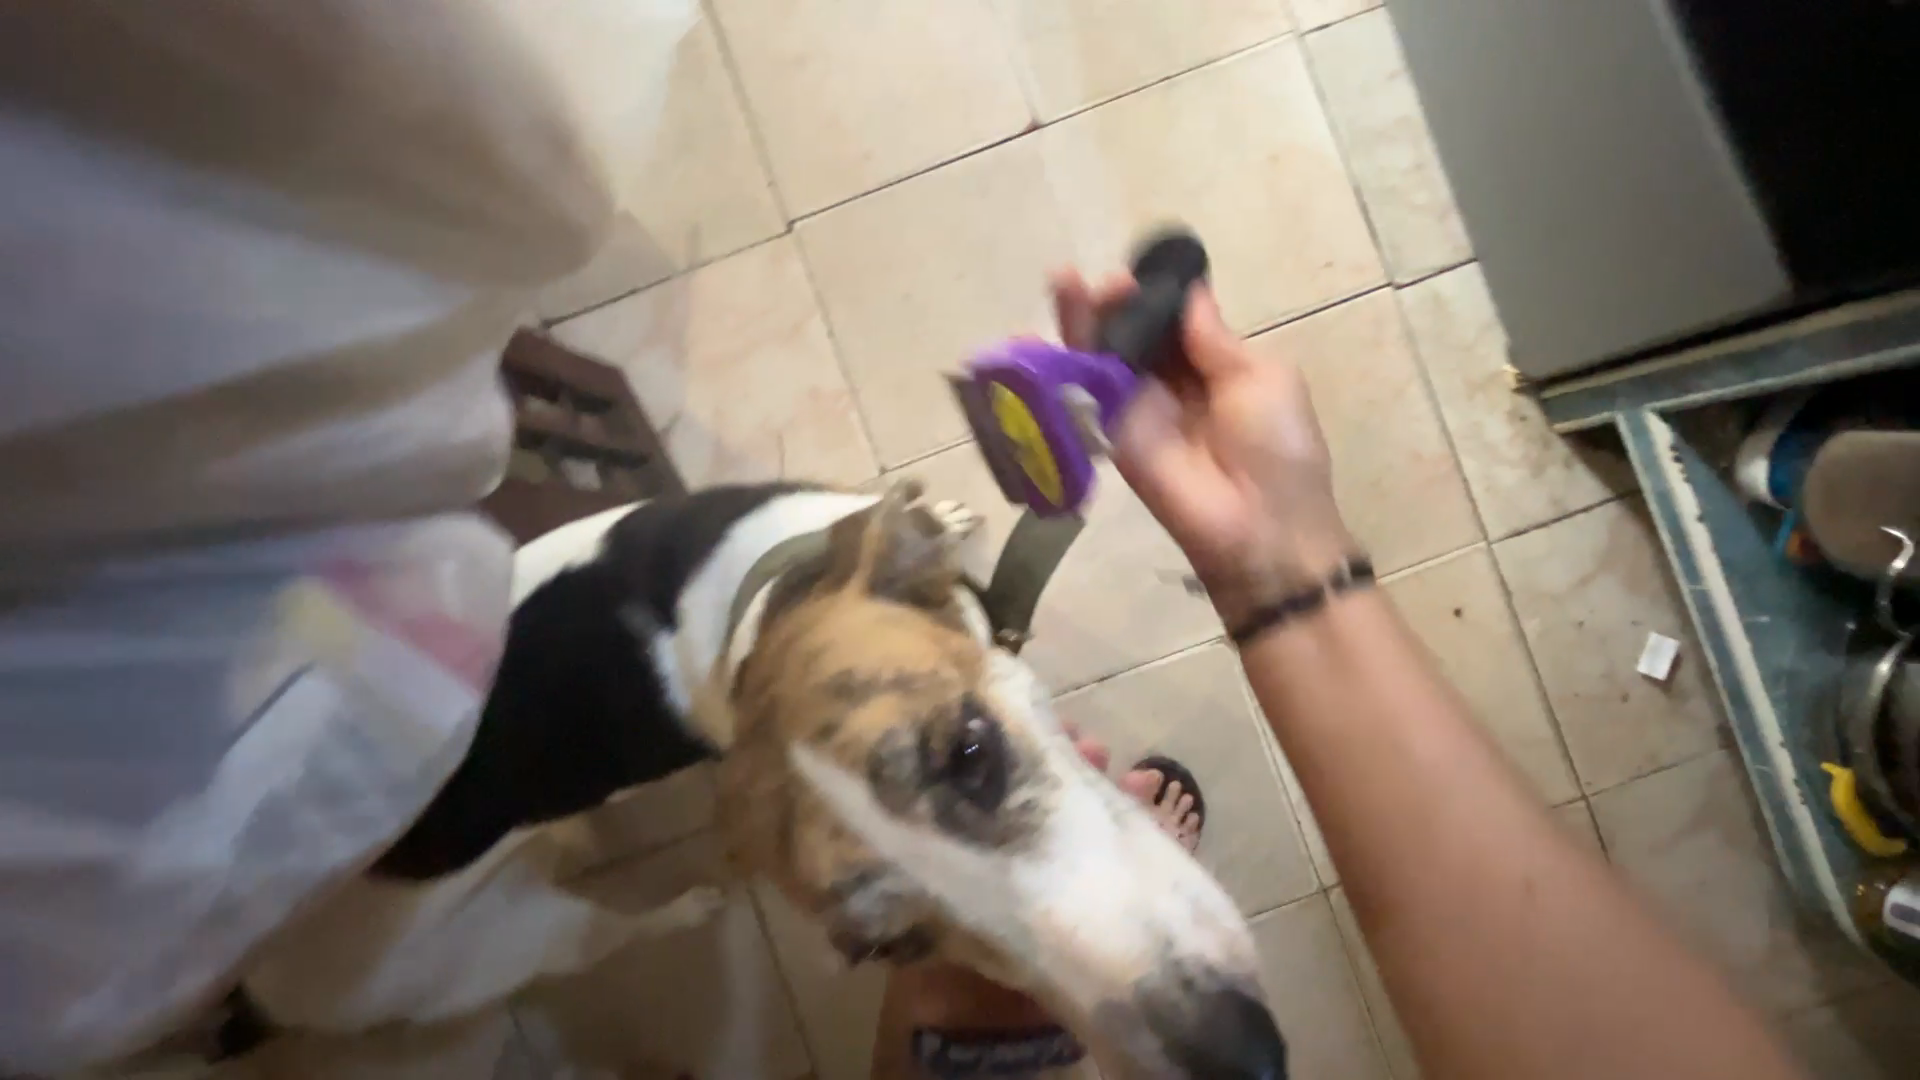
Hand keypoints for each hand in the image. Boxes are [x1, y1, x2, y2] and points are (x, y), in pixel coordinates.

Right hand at [1052, 271, 1352, 623]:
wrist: (1258, 525)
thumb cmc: (1277, 448)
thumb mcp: (1263, 379)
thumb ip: (1217, 341)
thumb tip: (1190, 296)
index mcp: (1212, 365)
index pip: (1171, 322)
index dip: (1152, 297)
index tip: (1136, 275)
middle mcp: (1168, 384)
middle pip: (1131, 335)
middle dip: (1112, 304)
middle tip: (1099, 284)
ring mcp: (1135, 409)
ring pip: (1102, 358)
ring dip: (1082, 322)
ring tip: (1064, 284)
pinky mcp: (1110, 435)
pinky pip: (1082, 396)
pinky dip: (1058, 368)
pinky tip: (1035, 338)